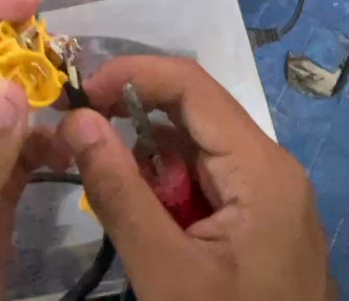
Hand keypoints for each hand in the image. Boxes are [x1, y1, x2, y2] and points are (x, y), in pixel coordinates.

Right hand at [58, 55, 333, 299]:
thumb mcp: (167, 273)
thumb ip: (120, 192)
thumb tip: (77, 118)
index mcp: (262, 167)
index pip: (191, 85)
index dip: (132, 74)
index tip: (79, 93)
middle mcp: (272, 167)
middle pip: (193, 116)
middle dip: (134, 121)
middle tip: (79, 139)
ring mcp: (270, 196)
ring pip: (195, 151)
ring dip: (148, 163)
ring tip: (108, 189)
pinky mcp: (262, 223)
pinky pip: (207, 183)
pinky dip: (169, 192)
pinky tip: (146, 221)